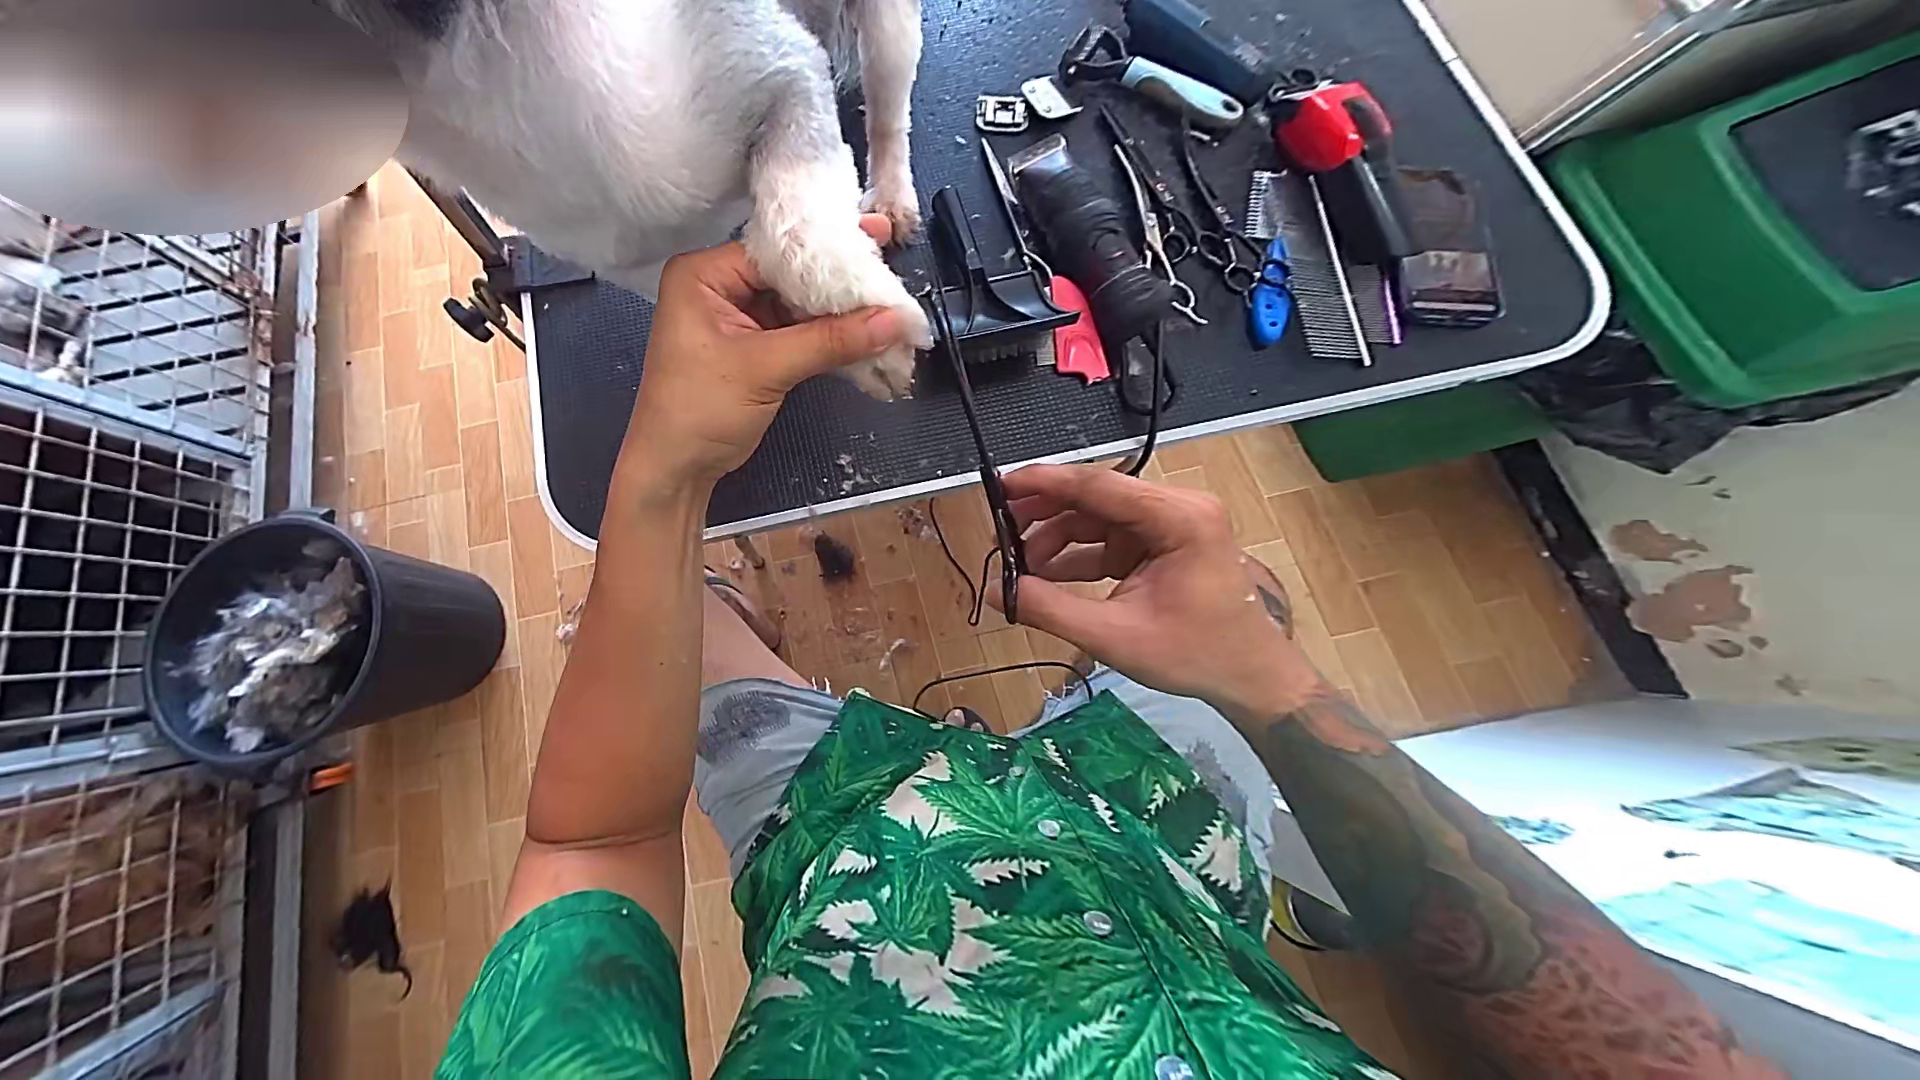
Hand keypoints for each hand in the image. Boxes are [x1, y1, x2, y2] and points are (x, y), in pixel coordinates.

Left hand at [618, 215, 910, 486]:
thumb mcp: (765, 368)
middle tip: (889, 269)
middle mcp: (723, 288)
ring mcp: (743, 321)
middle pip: (793, 276)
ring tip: (889, 301)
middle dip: (840, 281)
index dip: (827, 249)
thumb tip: (894, 320)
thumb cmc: (701, 410)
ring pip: (802, 307)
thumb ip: (830, 340)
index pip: (777, 251)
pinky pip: (803, 334)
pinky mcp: (760, 350)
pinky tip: (868, 334)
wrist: (678, 469)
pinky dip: (833, 337)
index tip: (877, 239)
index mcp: (706, 274)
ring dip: (841, 312)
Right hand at [988, 464, 1318, 719]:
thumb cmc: (1195, 655)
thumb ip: (1050, 609)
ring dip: (1057, 537)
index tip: (1000, 487)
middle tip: (1002, 531)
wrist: (1250, 677)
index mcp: (1178, 518)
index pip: (1098, 485)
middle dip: (1045, 513)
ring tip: (1020, 563)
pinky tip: (1046, 572)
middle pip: (1096, 497)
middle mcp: (1177, 509)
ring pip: (1098, 517)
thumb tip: (998, 592)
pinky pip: (1110, 539)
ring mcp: (1170, 525)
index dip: (1044, 483)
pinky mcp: (1162, 544)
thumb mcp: (1114, 636)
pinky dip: (1078, 554)